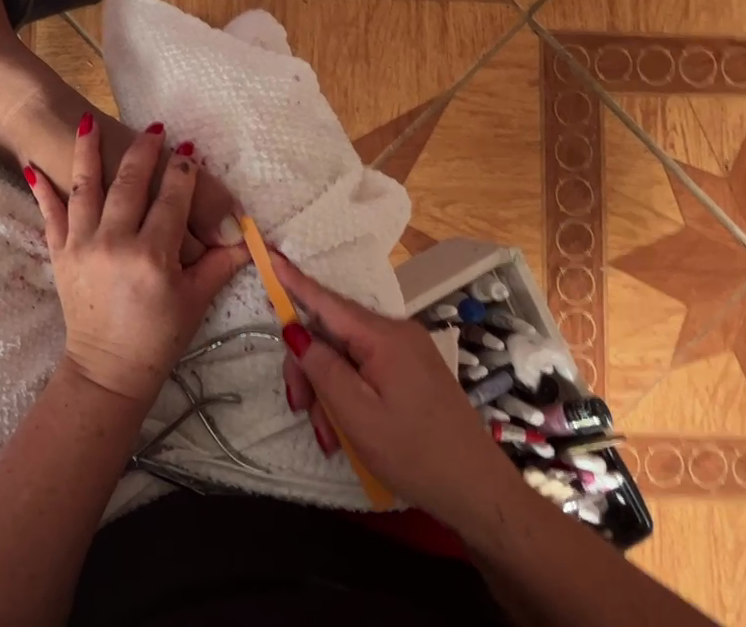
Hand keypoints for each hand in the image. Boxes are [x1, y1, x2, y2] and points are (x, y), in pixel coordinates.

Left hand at [26, 115, 248, 403]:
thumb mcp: (196, 300)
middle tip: (154, 128)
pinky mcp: (60, 254)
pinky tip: (32, 165)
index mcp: (154, 255)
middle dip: (143, 151)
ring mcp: (82, 245)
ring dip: (87, 153)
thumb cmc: (159, 337)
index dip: (182, 172)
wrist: (108, 368)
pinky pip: (50, 215)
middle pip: (130, 184)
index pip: (171, 199)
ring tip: (88, 122)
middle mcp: (115, 243)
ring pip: (85, 188)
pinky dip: (42, 191)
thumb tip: (250, 239)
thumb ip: (220, 264)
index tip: (188, 150)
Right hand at [273, 256, 522, 524]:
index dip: (293, 280)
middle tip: (299, 408)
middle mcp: (396, 333)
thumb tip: (294, 330)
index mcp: (384, 337)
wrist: (479, 493)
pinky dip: (347, 395)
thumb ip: (322, 367)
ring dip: (327, 392)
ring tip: (329, 436)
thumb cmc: (415, 454)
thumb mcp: (356, 414)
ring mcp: (406, 352)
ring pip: (345, 356)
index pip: (326, 301)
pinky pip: (364, 369)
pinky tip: (345, 431)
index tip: (267, 253)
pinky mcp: (411, 371)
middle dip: (309, 369)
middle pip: (332, 333)